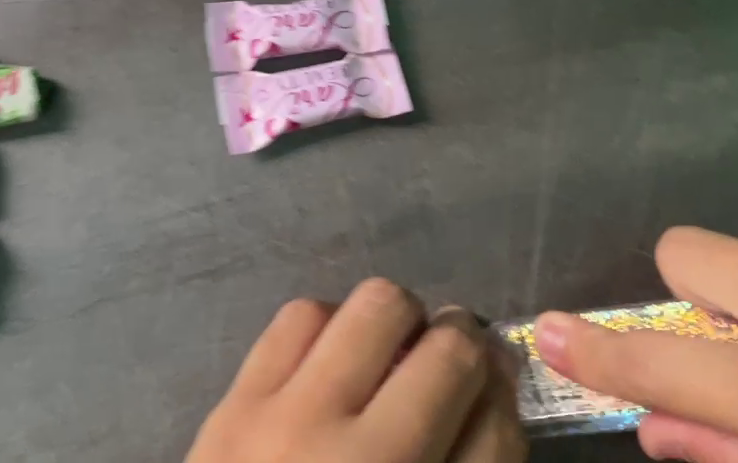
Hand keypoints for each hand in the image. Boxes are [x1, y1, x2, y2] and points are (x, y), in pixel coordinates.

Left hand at [187, 278, 524, 462]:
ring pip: (377, 307)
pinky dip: (328, 325)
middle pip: (449, 353)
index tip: (491, 393)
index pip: (497, 431)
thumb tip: (491, 386)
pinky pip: (301, 316)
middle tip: (445, 363)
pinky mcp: (234, 406)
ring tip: (385, 356)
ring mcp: (291, 426)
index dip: (503, 401)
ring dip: (397, 324)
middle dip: (464, 346)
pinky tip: (329, 358)